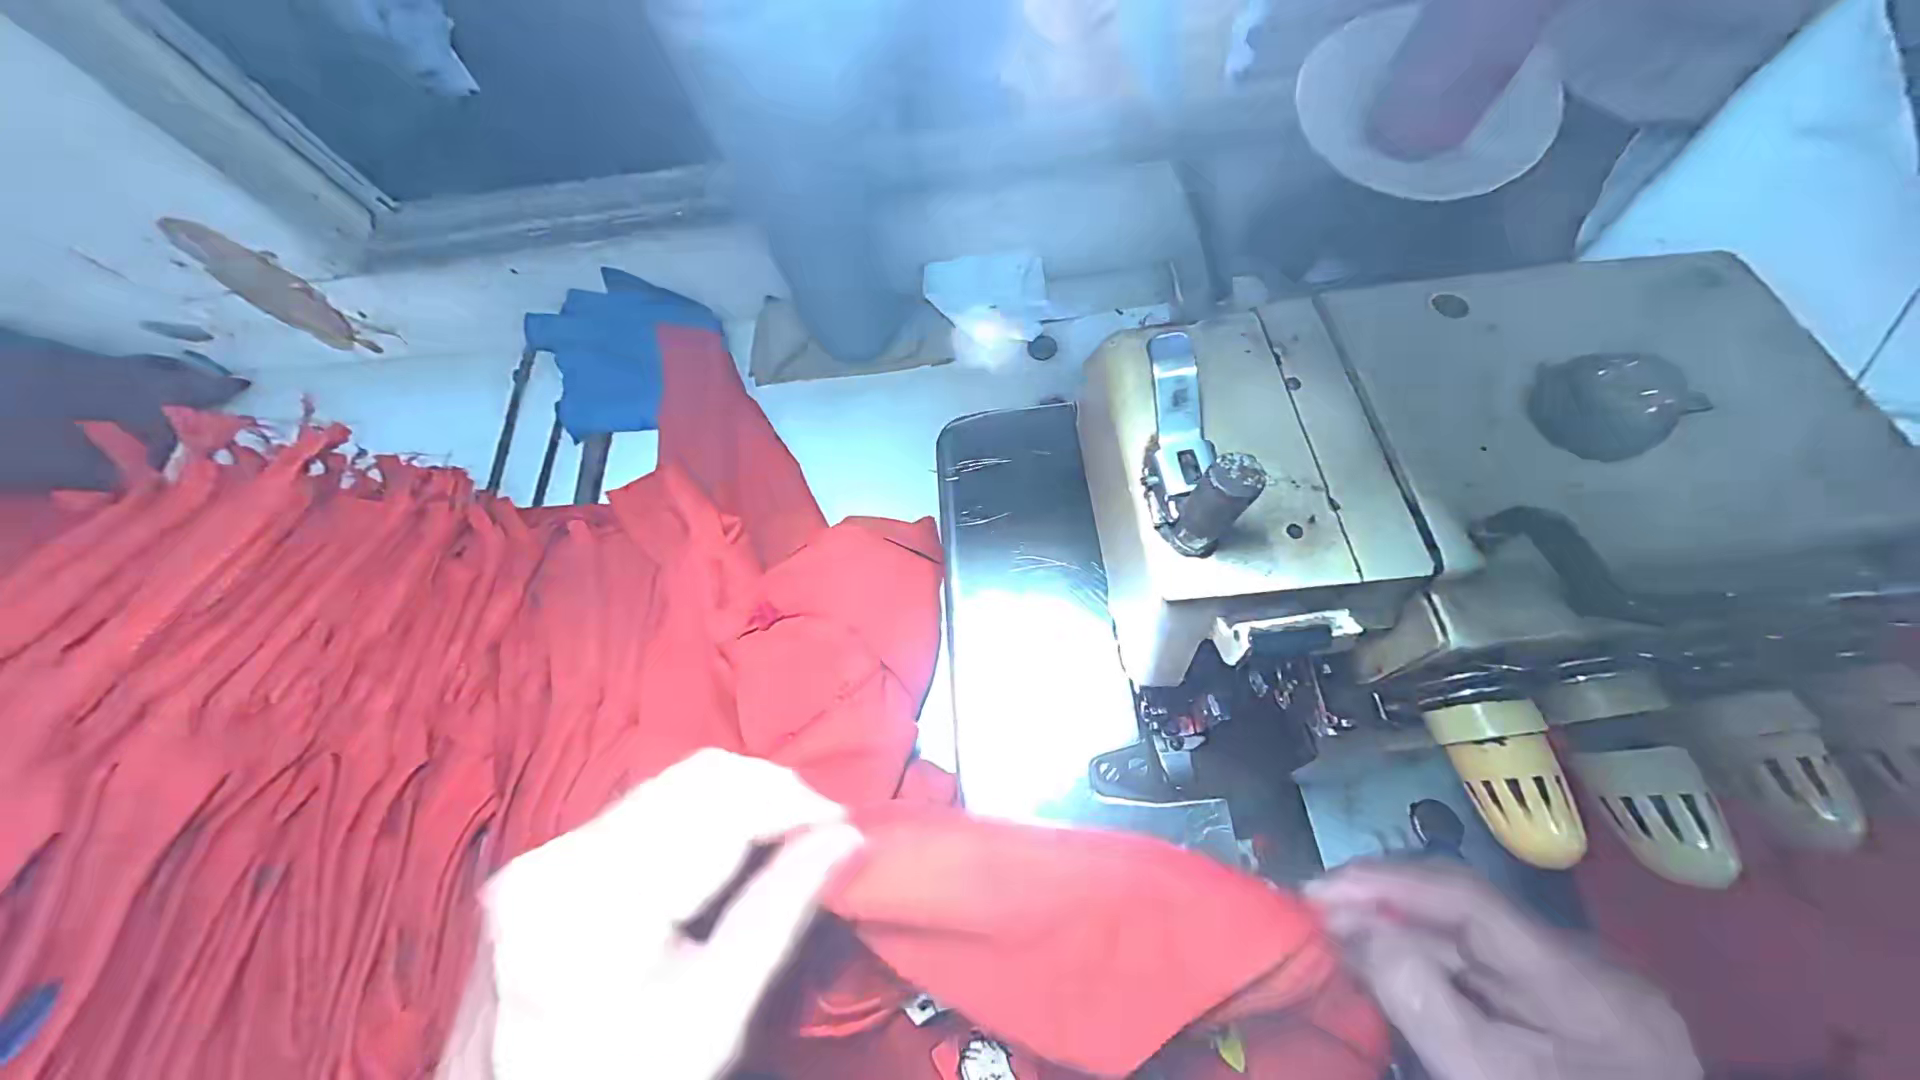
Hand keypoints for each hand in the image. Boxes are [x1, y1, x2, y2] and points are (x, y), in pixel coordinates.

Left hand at [438, 749, 863, 1079]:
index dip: (791, 804)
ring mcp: (545, 853)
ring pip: (677, 779)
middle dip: (772, 791)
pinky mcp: (547, 852)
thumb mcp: (714, 1019)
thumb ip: (781, 913)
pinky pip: (651, 800)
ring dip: (743, 795)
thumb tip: (846, 838)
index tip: (842, 823)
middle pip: (697, 780)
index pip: (718, 813)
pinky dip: (706, 808)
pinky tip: (731, 839)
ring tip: (783, 831)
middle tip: (817, 828)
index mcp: (596, 914)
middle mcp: (559, 863)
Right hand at [1305, 861, 1700, 1079]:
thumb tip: (1344, 918)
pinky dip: (1417, 948)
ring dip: (1392, 922)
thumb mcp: (1484, 1078)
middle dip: (1379, 898)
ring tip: (1332, 927)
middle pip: (1461, 904)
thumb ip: (1416, 997)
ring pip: (1460, 925)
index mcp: (1583, 984)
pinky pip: (1470, 951)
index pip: (1469, 898)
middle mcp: (1582, 960)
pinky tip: (1378, 953)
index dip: (1385, 881)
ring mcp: (1572, 973)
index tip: (1316, 890)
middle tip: (1313, 907)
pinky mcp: (1554, 990)